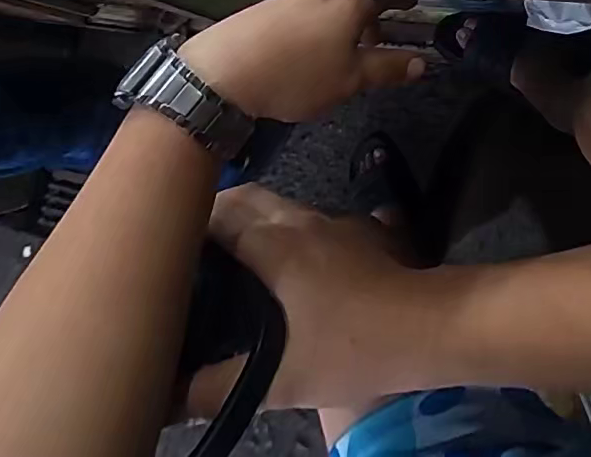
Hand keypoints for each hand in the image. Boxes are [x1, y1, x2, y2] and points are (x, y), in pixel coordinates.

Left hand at [176, 0, 424, 121]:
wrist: (224, 71)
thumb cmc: (295, 75)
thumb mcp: (350, 80)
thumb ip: (387, 69)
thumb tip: (421, 63)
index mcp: (349, 4)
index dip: (400, 3)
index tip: (410, 3)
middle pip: (355, 3)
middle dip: (367, 23)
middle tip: (374, 44)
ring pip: (327, 9)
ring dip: (337, 28)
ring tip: (336, 56)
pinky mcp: (266, 9)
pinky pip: (301, 15)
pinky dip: (312, 30)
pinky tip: (301, 54)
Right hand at [187, 185, 429, 415]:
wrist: (422, 324)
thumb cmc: (347, 347)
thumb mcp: (278, 380)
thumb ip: (216, 387)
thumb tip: (168, 394)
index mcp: (273, 243)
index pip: (219, 214)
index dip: (189, 223)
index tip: (168, 241)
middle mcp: (298, 219)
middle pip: (248, 197)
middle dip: (218, 210)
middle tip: (195, 242)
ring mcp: (331, 219)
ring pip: (280, 205)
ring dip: (254, 218)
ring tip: (235, 252)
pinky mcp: (357, 228)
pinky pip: (309, 219)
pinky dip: (287, 229)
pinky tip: (291, 261)